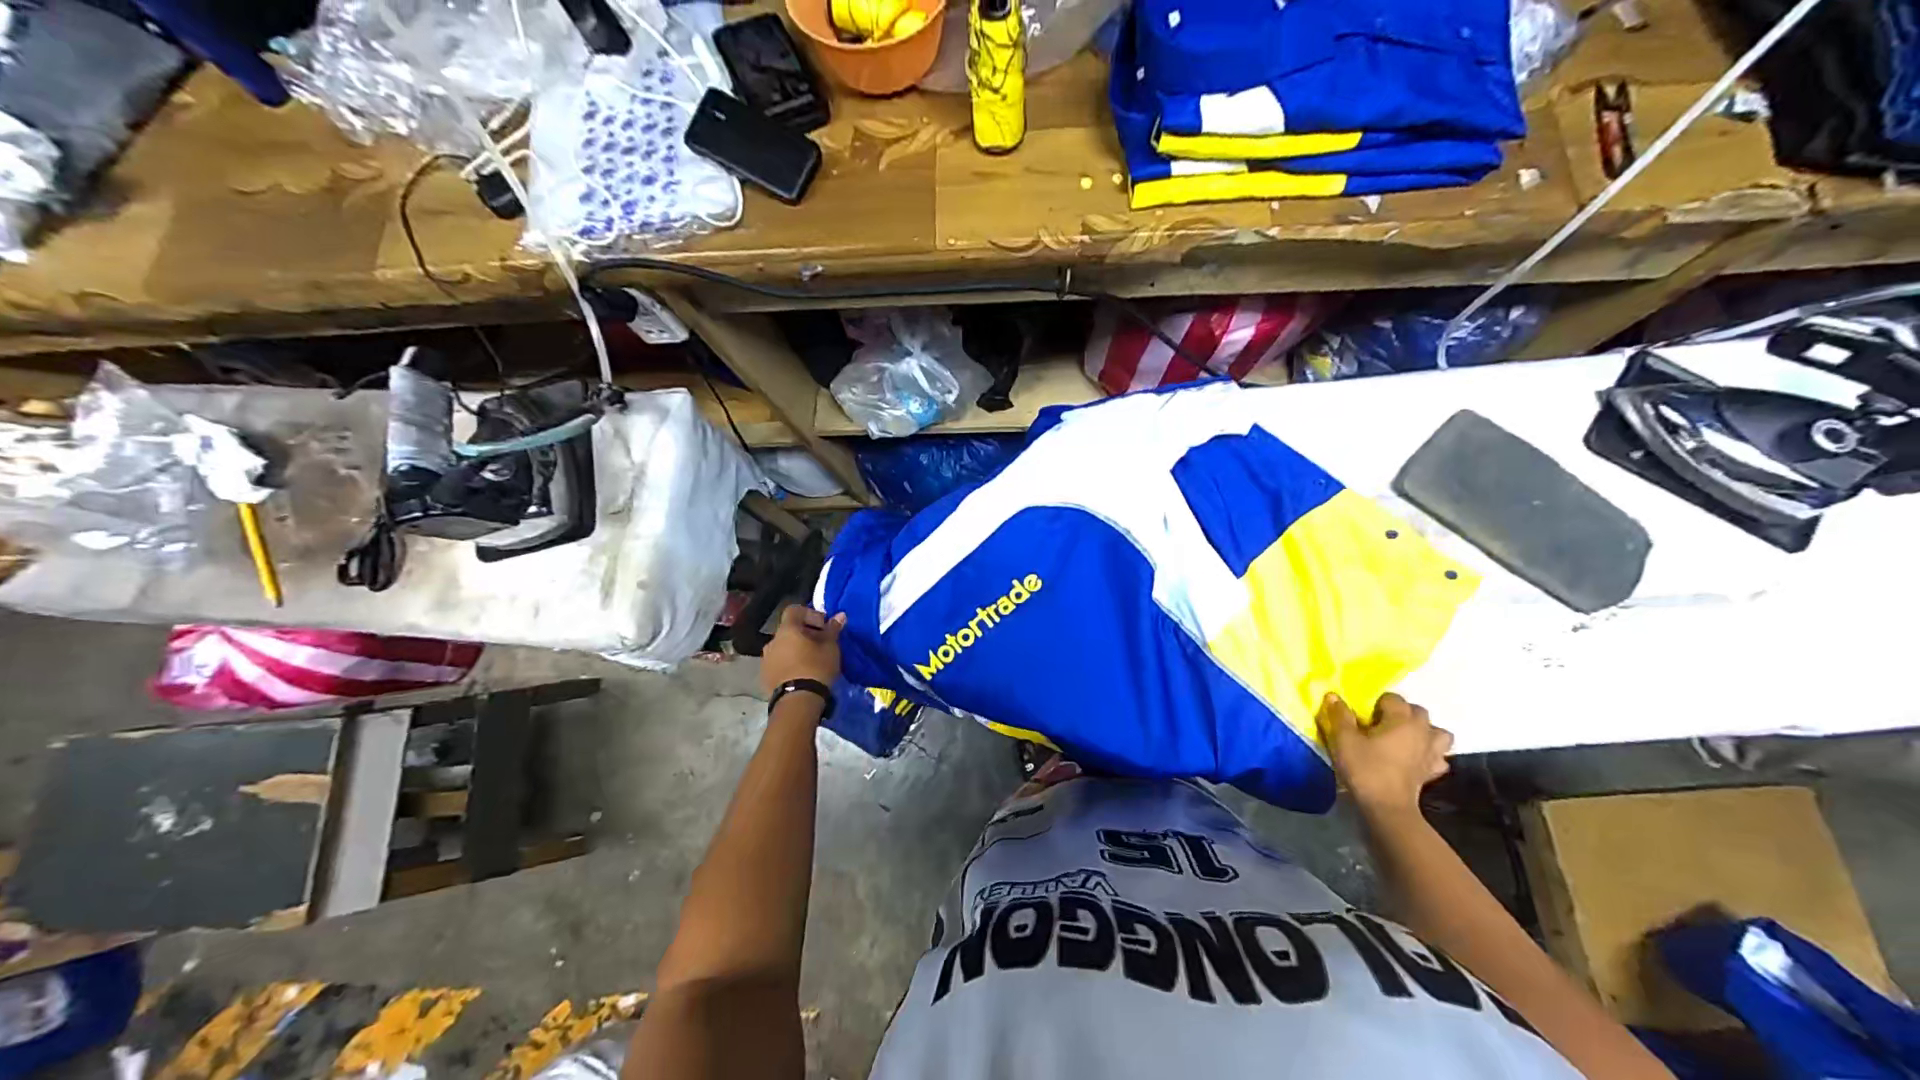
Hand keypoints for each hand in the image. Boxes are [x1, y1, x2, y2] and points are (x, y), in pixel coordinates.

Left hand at [759, 605, 845, 697]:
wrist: (797, 702)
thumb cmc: (816, 668)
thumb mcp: (830, 648)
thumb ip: (833, 629)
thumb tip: (840, 615)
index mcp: (786, 630)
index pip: (794, 610)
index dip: (810, 614)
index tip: (823, 626)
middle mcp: (772, 641)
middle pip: (789, 630)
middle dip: (805, 634)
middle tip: (821, 645)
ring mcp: (766, 660)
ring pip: (783, 648)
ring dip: (796, 650)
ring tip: (811, 661)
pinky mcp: (765, 677)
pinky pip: (778, 663)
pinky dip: (789, 664)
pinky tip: (801, 674)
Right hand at [1319, 692, 1452, 818]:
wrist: (1387, 807)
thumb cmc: (1365, 768)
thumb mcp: (1344, 740)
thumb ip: (1340, 716)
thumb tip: (1334, 696)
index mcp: (1402, 720)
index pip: (1393, 698)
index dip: (1376, 703)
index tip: (1362, 716)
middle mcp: (1422, 731)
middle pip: (1417, 711)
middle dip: (1400, 713)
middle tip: (1379, 724)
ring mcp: (1432, 752)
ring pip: (1437, 732)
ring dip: (1423, 731)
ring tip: (1405, 737)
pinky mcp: (1433, 771)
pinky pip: (1438, 756)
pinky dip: (1430, 754)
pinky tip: (1416, 758)